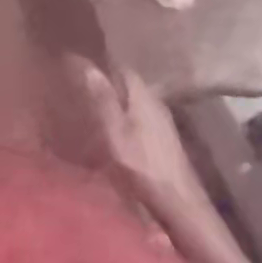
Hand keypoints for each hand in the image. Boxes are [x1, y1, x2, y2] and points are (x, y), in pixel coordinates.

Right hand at [70, 55, 198, 202]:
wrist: (179, 203)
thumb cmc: (142, 165)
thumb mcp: (115, 132)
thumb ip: (103, 100)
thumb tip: (89, 66)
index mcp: (142, 96)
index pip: (122, 67)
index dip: (103, 62)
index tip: (82, 59)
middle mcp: (155, 102)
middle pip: (129, 82)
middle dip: (109, 79)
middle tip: (83, 80)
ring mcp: (162, 121)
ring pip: (135, 99)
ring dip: (117, 97)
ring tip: (94, 101)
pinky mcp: (164, 138)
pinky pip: (140, 114)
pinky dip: (125, 114)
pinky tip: (114, 125)